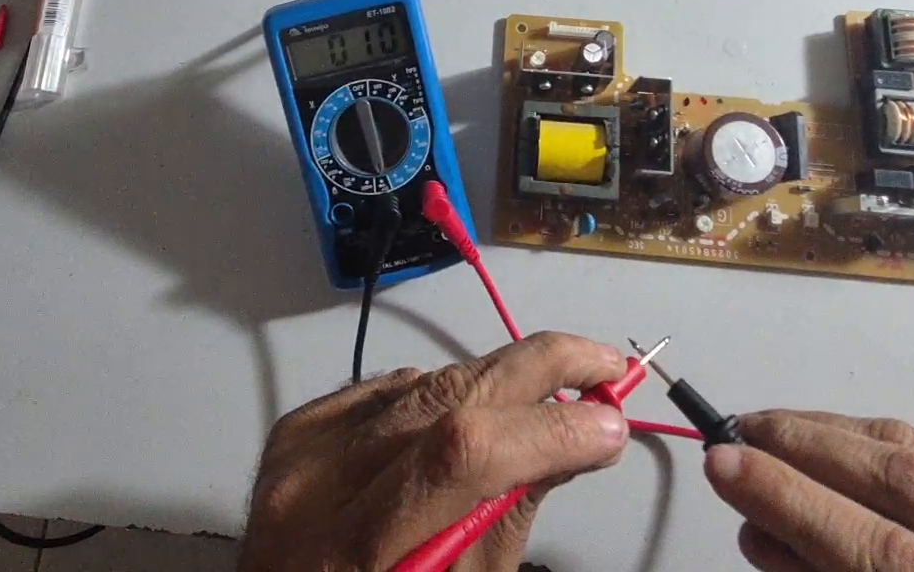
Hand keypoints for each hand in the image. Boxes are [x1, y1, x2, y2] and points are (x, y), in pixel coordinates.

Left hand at [239, 332, 630, 571]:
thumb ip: (507, 518)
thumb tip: (579, 435)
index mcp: (349, 549)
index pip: (461, 456)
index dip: (544, 431)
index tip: (613, 423)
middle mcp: (315, 479)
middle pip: (443, 396)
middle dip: (537, 368)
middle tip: (605, 364)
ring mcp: (302, 442)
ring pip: (424, 383)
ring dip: (499, 380)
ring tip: (554, 385)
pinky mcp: (301, 422)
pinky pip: (391, 387)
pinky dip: (444, 392)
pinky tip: (475, 404)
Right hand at [706, 410, 913, 571]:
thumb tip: (753, 519)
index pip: (883, 554)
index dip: (792, 500)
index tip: (719, 463)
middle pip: (904, 483)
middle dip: (804, 448)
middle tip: (734, 434)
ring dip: (824, 433)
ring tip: (763, 430)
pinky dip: (865, 439)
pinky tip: (820, 438)